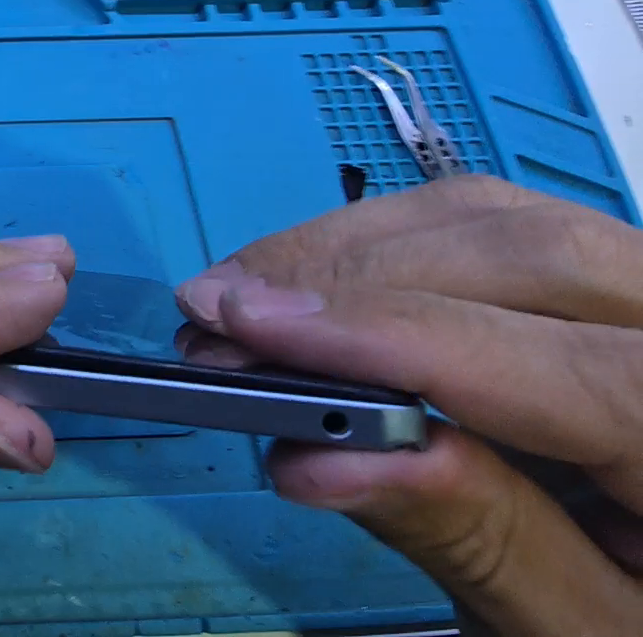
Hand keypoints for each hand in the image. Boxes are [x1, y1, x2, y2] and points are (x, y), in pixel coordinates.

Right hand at [173, 175, 642, 634]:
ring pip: (488, 216)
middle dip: (342, 272)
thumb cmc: (642, 622)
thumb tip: (311, 459)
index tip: (238, 321)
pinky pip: (471, 220)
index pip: (580, 374)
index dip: (388, 336)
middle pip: (532, 253)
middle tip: (212, 310)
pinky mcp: (593, 271)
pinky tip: (300, 284)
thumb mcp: (582, 631)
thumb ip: (477, 542)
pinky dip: (363, 242)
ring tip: (238, 298)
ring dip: (335, 248)